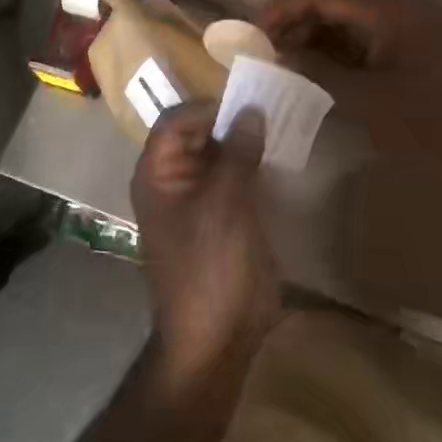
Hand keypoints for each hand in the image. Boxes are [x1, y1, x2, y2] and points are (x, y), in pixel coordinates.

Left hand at [131, 102, 280, 376]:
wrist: (216, 337)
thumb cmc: (211, 267)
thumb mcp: (224, 205)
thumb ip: (237, 154)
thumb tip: (251, 111)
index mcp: (158, 175)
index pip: (176, 122)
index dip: (208, 108)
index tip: (250, 105)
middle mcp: (174, 181)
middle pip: (198, 135)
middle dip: (232, 122)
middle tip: (274, 112)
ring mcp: (199, 201)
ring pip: (221, 157)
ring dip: (248, 144)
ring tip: (283, 130)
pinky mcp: (224, 219)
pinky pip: (237, 181)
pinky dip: (256, 168)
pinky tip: (282, 162)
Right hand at [261, 0, 441, 189]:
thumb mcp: (373, 102)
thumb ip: (320, 74)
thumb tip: (280, 55)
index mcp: (391, 9)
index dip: (284, 7)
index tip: (254, 32)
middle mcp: (407, 6)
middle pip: (341, 1)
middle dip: (301, 23)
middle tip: (271, 52)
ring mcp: (424, 25)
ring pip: (360, 21)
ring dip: (324, 38)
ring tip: (295, 65)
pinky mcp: (433, 47)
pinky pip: (380, 39)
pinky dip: (350, 53)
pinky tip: (334, 76)